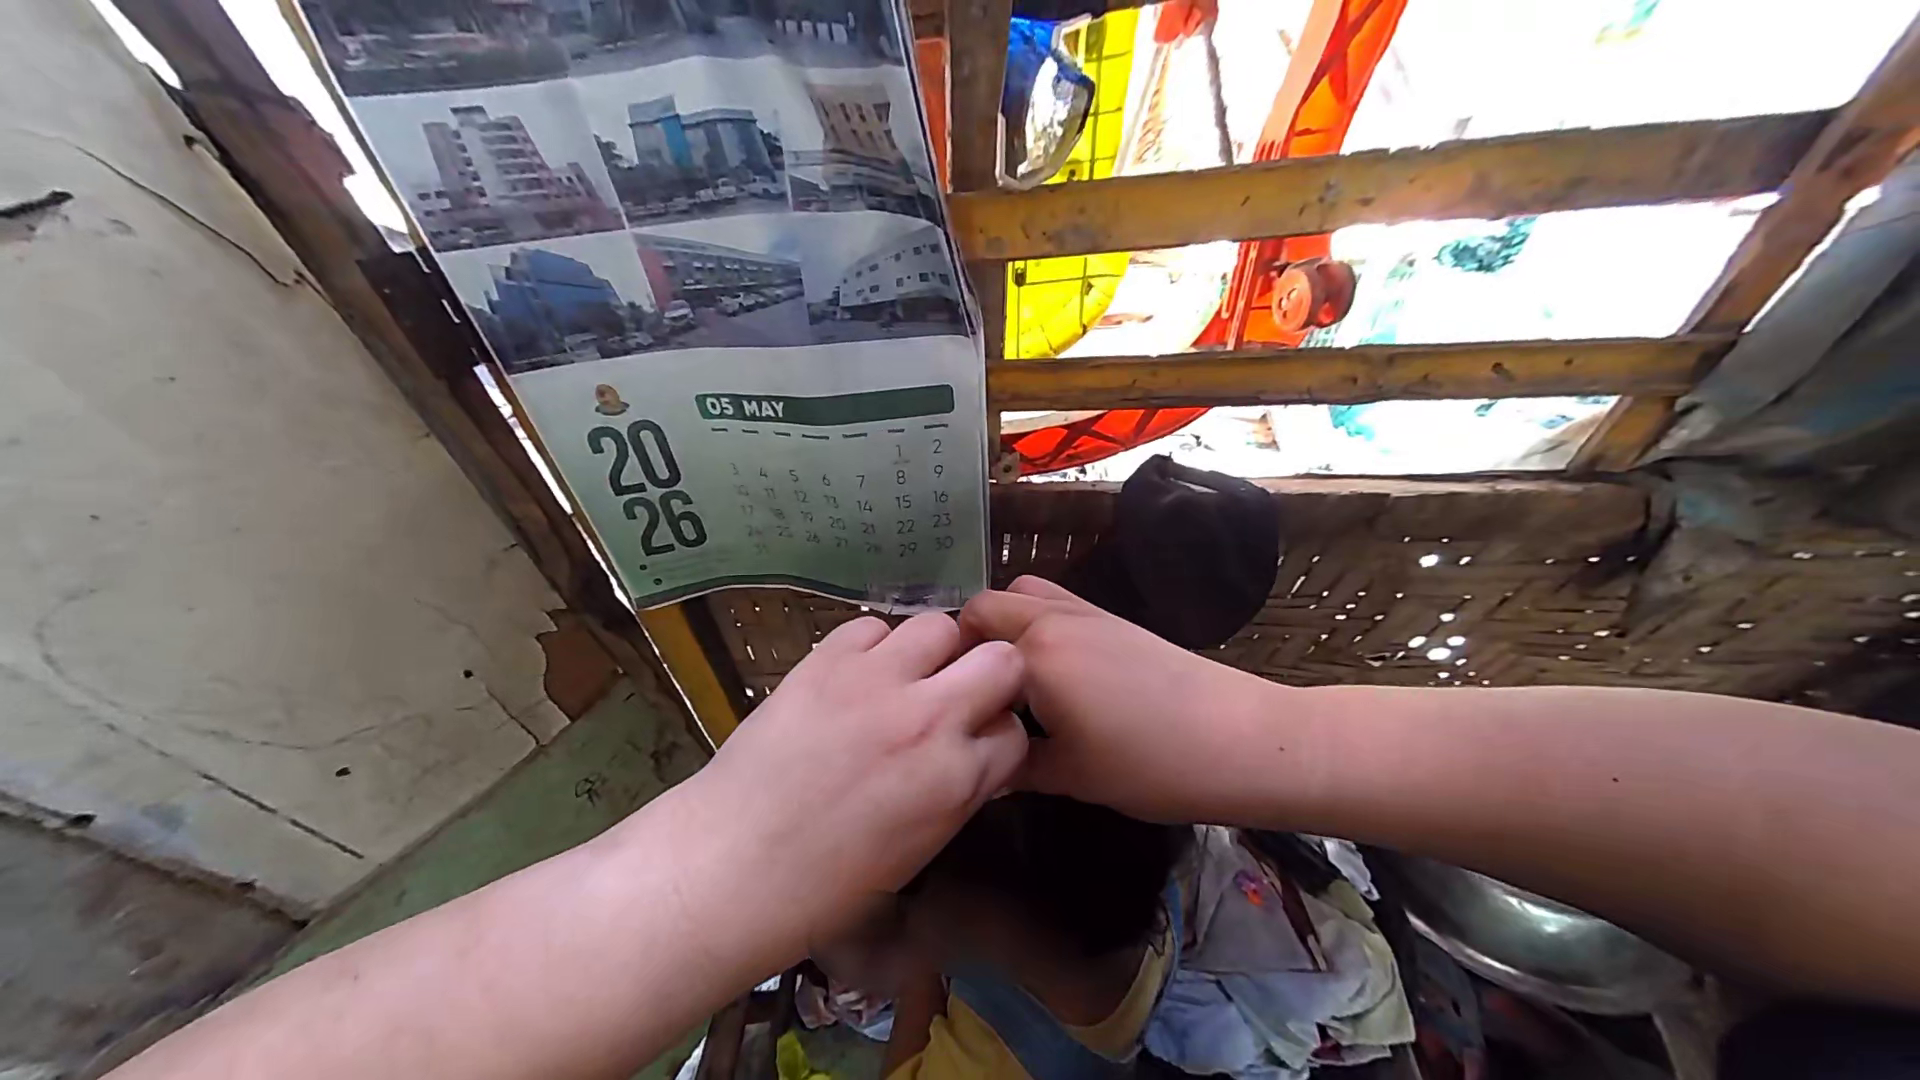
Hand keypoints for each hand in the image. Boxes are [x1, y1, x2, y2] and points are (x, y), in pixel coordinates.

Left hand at [675, 613, 1026, 956]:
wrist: (732, 863)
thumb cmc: (827, 882)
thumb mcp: (921, 846)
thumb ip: (961, 789)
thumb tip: (977, 750)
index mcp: (957, 779)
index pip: (1015, 731)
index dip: (998, 734)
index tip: (977, 740)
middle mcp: (929, 718)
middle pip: (1002, 660)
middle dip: (991, 675)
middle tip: (958, 693)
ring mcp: (876, 681)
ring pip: (940, 626)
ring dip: (933, 652)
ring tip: (905, 676)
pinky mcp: (827, 659)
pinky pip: (872, 626)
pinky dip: (873, 646)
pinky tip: (855, 675)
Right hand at [959, 576, 1285, 824]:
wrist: (1240, 739)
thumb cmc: (1150, 763)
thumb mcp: (1071, 775)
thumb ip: (1014, 766)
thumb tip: (978, 768)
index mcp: (1035, 653)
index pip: (968, 638)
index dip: (951, 667)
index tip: (951, 702)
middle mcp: (1053, 618)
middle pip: (991, 603)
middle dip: (973, 637)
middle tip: (977, 688)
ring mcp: (1087, 611)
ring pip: (1025, 592)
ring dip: (1007, 621)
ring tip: (1012, 673)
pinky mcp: (1113, 618)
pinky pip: (1057, 602)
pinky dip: (1038, 620)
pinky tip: (1055, 669)